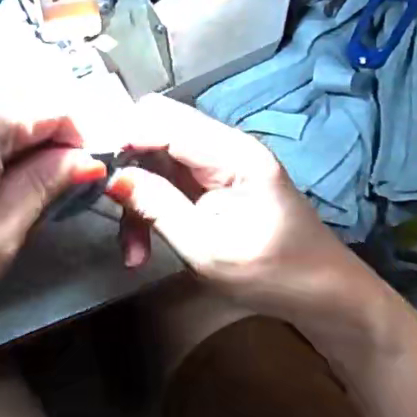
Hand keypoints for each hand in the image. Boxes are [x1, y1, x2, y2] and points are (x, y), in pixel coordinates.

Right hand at [106, 95, 394, 337]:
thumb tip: (111, 177)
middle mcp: (223, 146)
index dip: (123, 137)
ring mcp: (217, 164)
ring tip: (131, 250)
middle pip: (154, 132)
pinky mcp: (211, 183)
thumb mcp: (207, 247)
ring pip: (154, 159)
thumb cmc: (274, 274)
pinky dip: (150, 207)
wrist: (324, 297)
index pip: (162, 120)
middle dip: (125, 167)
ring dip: (135, 196)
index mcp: (231, 152)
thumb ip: (157, 206)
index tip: (92, 169)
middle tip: (105, 205)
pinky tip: (142, 246)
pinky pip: (166, 180)